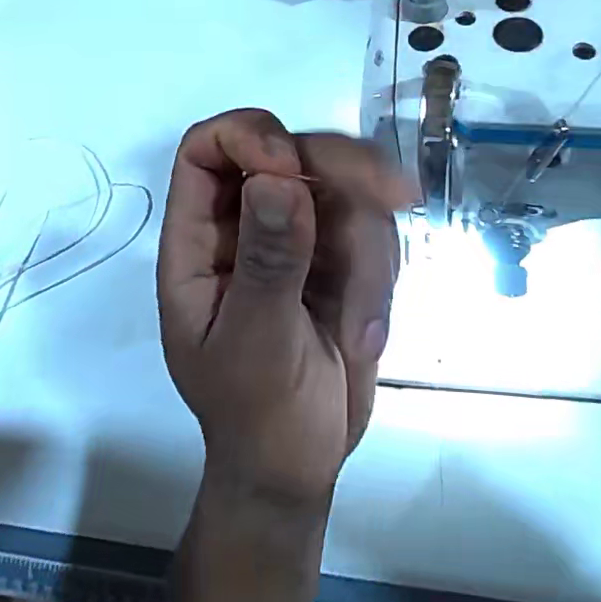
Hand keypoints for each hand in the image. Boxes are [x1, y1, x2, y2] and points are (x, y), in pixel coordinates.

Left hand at [157, 109, 409, 509]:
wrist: (301, 464)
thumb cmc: (258, 415)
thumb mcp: (257, 343)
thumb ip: (268, 261)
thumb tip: (277, 178)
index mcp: (202, 244)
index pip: (207, 151)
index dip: (247, 137)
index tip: (293, 166)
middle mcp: (253, 227)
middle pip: (298, 155)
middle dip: (349, 176)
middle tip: (398, 196)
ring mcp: (305, 239)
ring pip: (352, 195)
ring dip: (373, 260)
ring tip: (364, 332)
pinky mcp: (347, 258)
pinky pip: (378, 233)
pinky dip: (385, 279)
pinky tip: (369, 334)